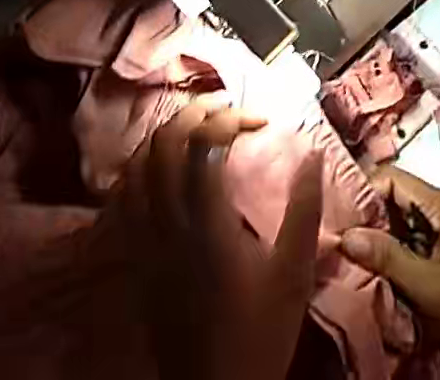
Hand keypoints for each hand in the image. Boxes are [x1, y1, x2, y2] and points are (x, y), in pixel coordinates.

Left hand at [112, 99, 323, 379]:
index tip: (260, 120)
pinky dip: (143, 162)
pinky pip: (125, 194)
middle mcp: (168, 225)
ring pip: (139, 163)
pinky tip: (165, 160)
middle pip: (164, 143)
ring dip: (168, 131)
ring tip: (200, 124)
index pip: (202, 144)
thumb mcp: (295, 270)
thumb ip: (305, 208)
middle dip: (195, 111)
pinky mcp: (135, 255)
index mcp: (208, 225)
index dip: (229, 117)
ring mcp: (145, 240)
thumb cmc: (261, 330)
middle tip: (228, 109)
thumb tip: (313, 152)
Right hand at [337, 166, 439, 367]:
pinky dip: (391, 253)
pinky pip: (409, 242)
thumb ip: (388, 258)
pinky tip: (373, 272)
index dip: (362, 191)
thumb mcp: (431, 287)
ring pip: (399, 221)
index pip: (390, 177)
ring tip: (346, 256)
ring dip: (376, 237)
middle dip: (365, 216)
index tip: (335, 217)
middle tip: (335, 240)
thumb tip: (345, 235)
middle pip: (392, 197)